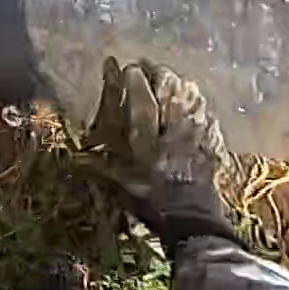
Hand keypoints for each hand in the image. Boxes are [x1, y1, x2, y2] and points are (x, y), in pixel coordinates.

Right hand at [89, 57, 239, 251]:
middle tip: (152, 65)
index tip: (129, 67)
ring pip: (193, 106)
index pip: (142, 105)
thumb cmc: (151, 203)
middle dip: (162, 78)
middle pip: (172, 98)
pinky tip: (201, 104)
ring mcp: (198, 141)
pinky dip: (203, 109)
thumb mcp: (121, 185)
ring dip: (185, 89)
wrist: (194, 224)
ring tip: (177, 77)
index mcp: (148, 143)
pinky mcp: (214, 150)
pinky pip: (209, 122)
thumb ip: (101, 167)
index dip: (135, 85)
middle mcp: (173, 136)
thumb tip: (74, 159)